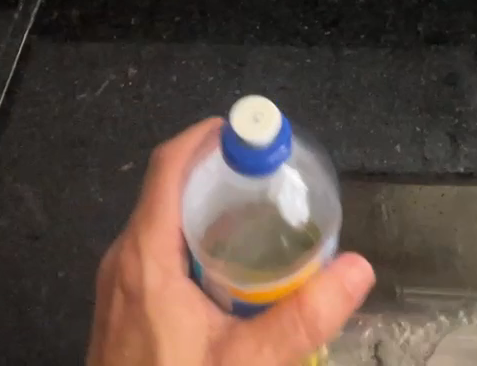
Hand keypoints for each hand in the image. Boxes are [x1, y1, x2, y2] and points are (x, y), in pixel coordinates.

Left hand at [87, 119, 375, 365]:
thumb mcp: (246, 363)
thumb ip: (303, 316)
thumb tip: (358, 268)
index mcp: (145, 254)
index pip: (168, 165)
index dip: (205, 136)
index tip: (248, 134)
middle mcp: (124, 257)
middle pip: (168, 188)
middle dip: (217, 172)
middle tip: (267, 177)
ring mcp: (119, 283)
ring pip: (162, 220)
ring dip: (206, 207)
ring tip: (257, 215)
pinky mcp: (122, 306)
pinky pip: (157, 250)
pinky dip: (193, 239)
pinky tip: (229, 269)